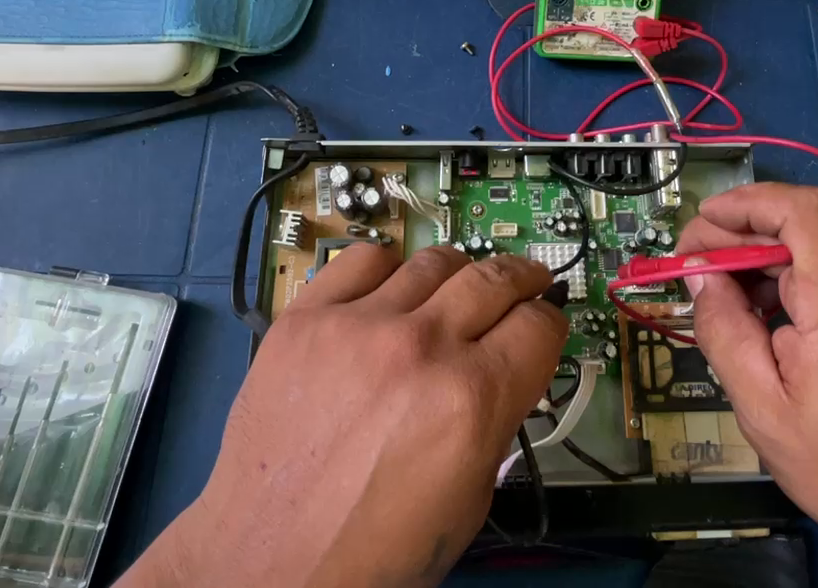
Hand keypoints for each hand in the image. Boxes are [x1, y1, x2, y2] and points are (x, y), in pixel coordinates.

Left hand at [119, 245, 566, 587]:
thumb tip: (506, 366)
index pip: (538, 324)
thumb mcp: (469, 498)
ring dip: (459, 272)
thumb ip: (497, 419)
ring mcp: (359, 325)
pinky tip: (390, 289)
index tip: (542, 324)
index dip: (549, 323)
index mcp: (471, 400)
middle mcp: (421, 348)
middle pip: (494, 278)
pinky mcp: (307, 318)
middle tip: (524, 281)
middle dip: (521, 279)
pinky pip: (363, 260)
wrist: (268, 561)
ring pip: (434, 261)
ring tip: (458, 284)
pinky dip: (387, 268)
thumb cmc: (376, 548)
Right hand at [676, 183, 817, 586]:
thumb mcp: (764, 411)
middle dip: (736, 240)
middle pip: (798, 234)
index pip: (804, 212)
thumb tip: (700, 274)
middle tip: (690, 270)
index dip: (748, 201)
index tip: (702, 224)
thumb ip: (725, 333)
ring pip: (810, 260)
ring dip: (759, 269)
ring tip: (721, 305)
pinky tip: (763, 325)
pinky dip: (787, 291)